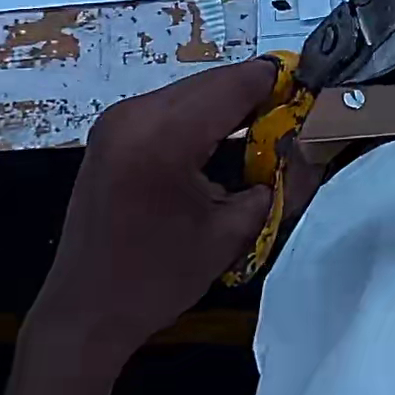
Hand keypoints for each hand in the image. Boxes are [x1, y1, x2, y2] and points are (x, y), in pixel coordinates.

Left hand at [0, 61, 279, 394]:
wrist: (83, 313)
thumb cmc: (159, 279)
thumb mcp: (233, 233)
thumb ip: (279, 183)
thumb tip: (310, 148)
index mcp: (164, 135)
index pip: (235, 84)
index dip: (277, 80)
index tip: (310, 87)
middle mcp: (136, 112)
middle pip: (213, 82)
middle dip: (256, 93)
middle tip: (293, 113)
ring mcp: (118, 117)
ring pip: (192, 90)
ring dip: (229, 103)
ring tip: (263, 125)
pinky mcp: (112, 128)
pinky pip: (171, 105)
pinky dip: (202, 114)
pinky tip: (221, 137)